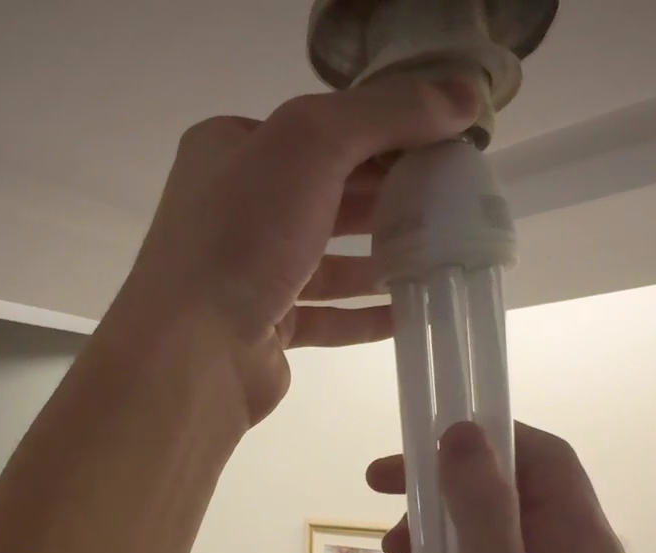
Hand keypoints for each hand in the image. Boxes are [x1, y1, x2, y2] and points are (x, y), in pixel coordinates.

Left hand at [103, 78, 477, 424]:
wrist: (192, 351)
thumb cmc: (243, 235)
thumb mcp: (312, 144)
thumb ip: (387, 114)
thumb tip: (463, 97)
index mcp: (231, 149)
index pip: (318, 128)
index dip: (383, 132)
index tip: (444, 145)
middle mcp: (235, 208)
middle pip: (327, 193)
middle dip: (388, 196)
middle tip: (453, 202)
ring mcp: (247, 272)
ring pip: (327, 259)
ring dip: (381, 258)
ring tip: (441, 256)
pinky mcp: (264, 328)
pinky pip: (326, 316)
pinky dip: (366, 313)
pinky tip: (410, 313)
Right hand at [366, 422, 623, 552]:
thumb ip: (483, 505)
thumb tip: (466, 433)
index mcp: (579, 544)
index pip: (541, 455)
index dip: (484, 438)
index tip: (420, 444)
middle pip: (500, 490)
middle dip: (438, 494)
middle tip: (378, 492)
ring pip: (473, 530)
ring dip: (425, 540)